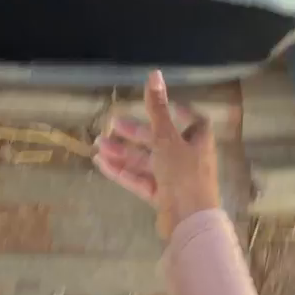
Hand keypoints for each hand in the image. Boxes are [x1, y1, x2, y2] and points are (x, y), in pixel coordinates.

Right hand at [95, 71, 221, 238]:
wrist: (189, 221)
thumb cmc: (183, 173)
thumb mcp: (166, 137)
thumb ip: (157, 108)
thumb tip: (155, 73)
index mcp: (197, 141)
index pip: (192, 120)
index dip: (178, 111)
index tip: (157, 105)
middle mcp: (188, 158)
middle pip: (160, 140)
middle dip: (135, 133)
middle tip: (112, 124)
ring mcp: (175, 179)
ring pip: (147, 161)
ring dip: (123, 152)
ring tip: (97, 145)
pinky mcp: (162, 197)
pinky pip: (141, 180)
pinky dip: (123, 171)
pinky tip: (101, 164)